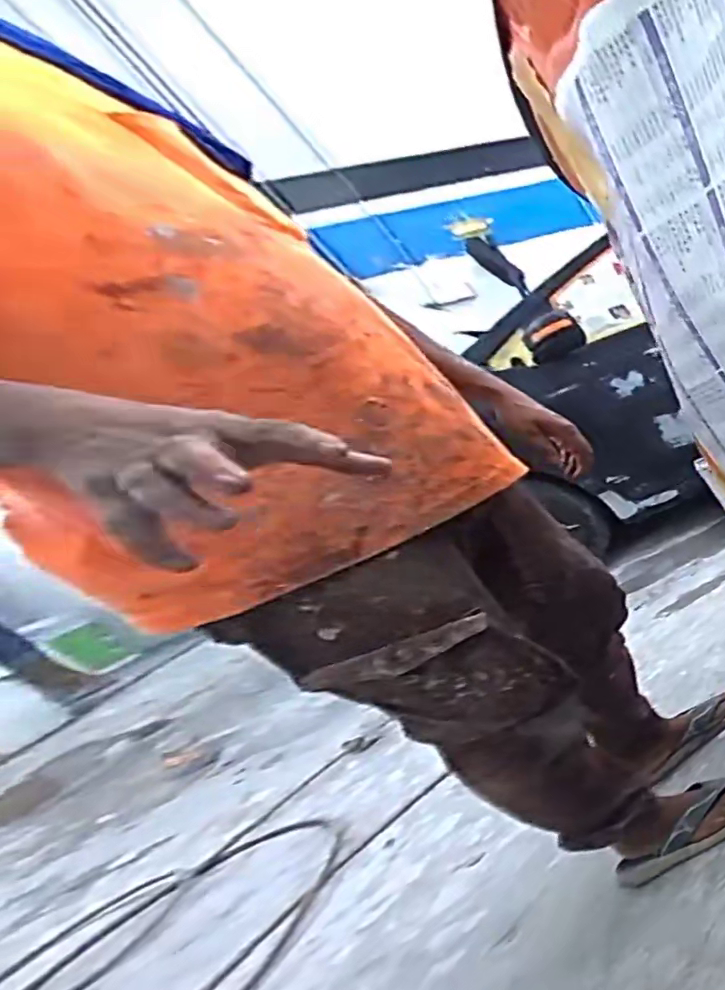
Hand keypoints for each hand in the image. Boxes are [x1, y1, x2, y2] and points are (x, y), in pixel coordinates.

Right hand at [2, 384, 389, 570]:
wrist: (72, 424)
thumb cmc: (201, 436)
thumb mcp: (259, 440)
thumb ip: (322, 455)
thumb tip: (386, 467)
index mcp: (227, 430)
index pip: (272, 430)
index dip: (305, 439)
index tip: (339, 451)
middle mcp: (182, 446)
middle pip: (193, 455)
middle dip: (215, 470)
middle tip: (243, 486)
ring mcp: (138, 468)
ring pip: (155, 488)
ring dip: (188, 508)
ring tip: (226, 524)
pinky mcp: (103, 493)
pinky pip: (125, 523)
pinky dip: (152, 546)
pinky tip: (185, 565)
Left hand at [488, 388, 592, 478]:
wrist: (502, 397)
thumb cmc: (516, 415)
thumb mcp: (529, 436)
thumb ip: (546, 452)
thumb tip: (560, 467)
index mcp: (567, 430)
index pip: (585, 451)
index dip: (584, 467)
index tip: (577, 480)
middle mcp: (568, 428)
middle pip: (583, 450)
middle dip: (580, 466)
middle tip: (570, 480)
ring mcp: (560, 427)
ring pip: (575, 447)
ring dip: (572, 461)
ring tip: (563, 474)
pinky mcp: (552, 426)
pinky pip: (566, 443)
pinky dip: (565, 455)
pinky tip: (556, 461)